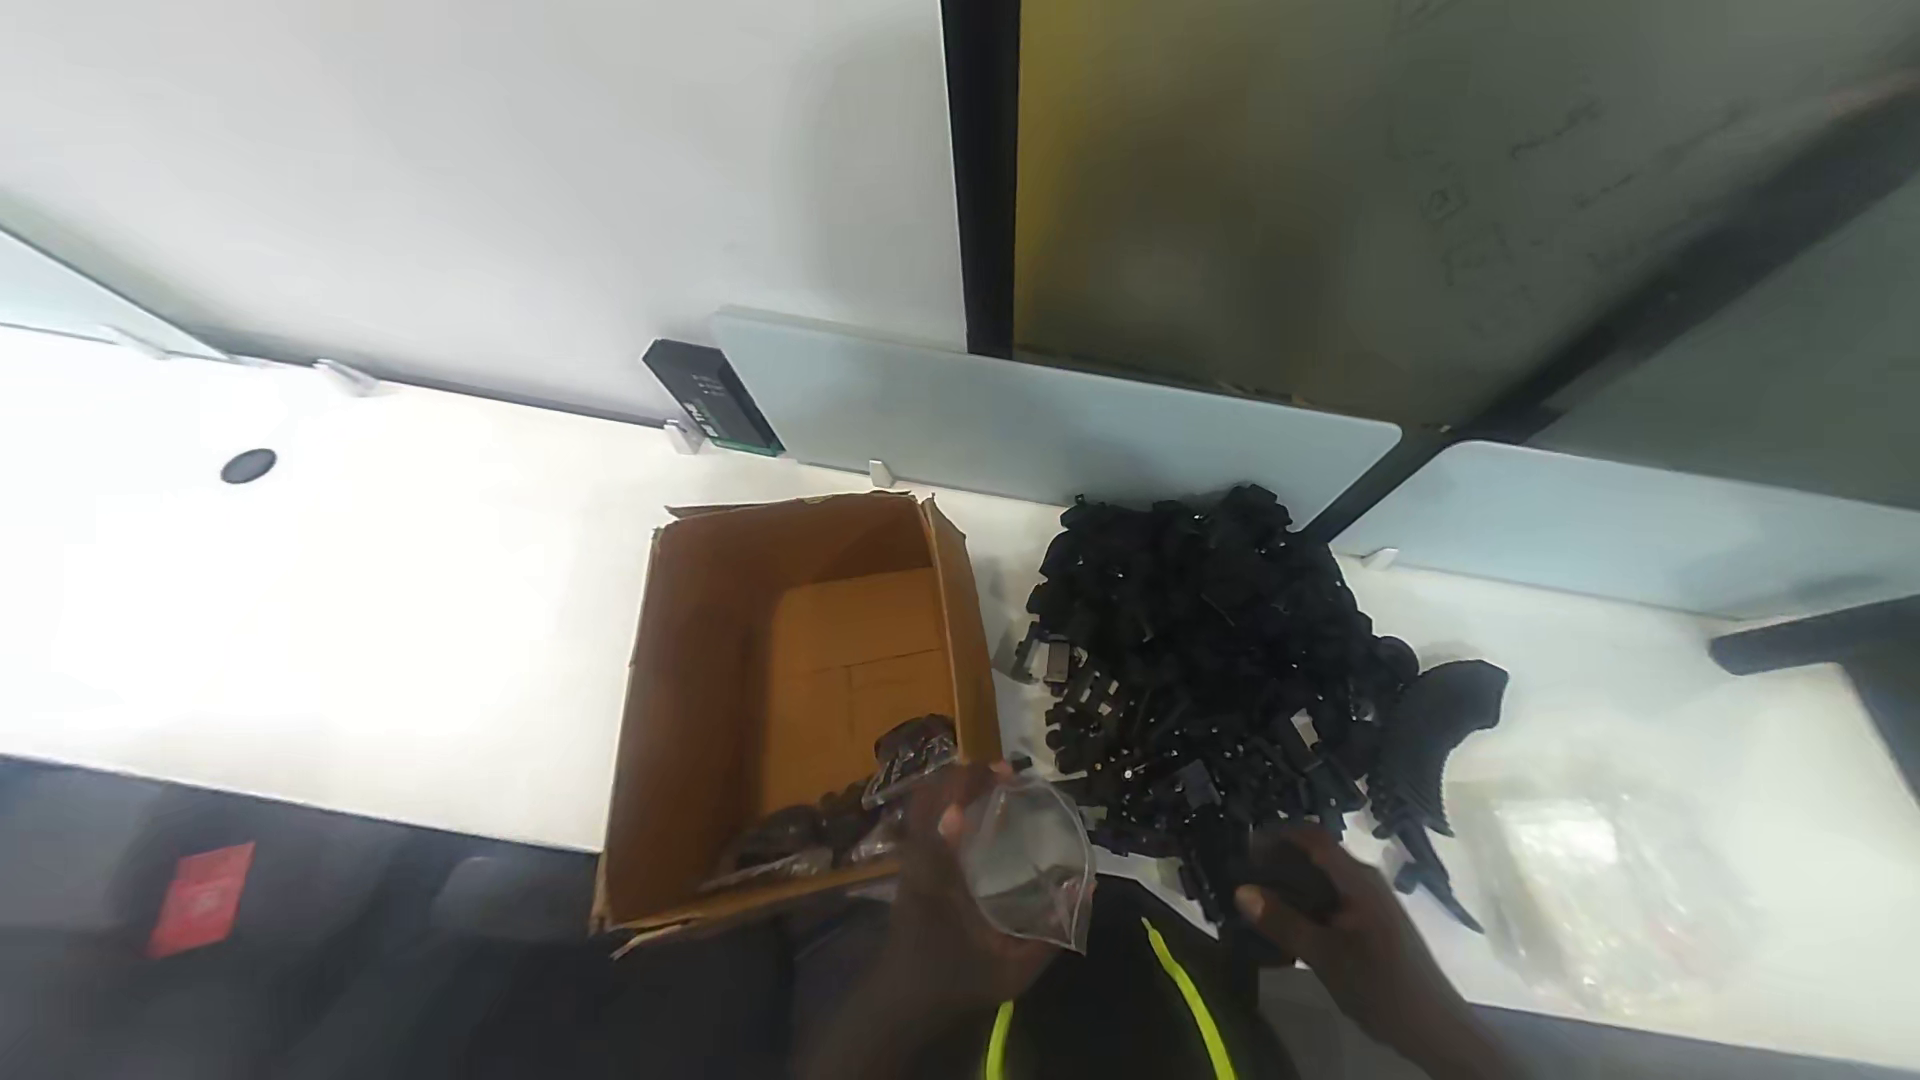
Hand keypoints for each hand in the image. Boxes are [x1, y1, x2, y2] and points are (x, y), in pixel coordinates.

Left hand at [874, 762, 1058, 1016]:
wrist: (901, 1000)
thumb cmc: (957, 983)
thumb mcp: (1012, 974)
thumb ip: (1051, 936)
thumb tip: (1086, 889)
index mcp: (940, 881)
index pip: (944, 823)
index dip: (967, 791)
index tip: (1003, 776)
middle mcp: (919, 859)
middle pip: (931, 797)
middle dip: (966, 775)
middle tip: (1006, 772)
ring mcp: (908, 856)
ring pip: (922, 799)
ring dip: (954, 781)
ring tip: (990, 778)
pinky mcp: (907, 859)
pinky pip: (920, 813)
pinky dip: (943, 795)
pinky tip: (971, 801)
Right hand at [1235, 827, 1512, 1079]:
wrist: (1442, 1037)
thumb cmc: (1384, 990)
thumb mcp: (1326, 957)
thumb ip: (1282, 922)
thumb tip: (1239, 890)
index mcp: (1357, 880)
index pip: (1312, 836)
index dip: (1276, 834)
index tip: (1245, 848)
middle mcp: (1364, 880)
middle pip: (1314, 852)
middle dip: (1278, 859)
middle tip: (1246, 875)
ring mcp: (1369, 900)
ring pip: (1320, 875)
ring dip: (1289, 881)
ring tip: (1260, 899)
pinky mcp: (1370, 920)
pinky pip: (1329, 894)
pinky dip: (1304, 899)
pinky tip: (1288, 922)